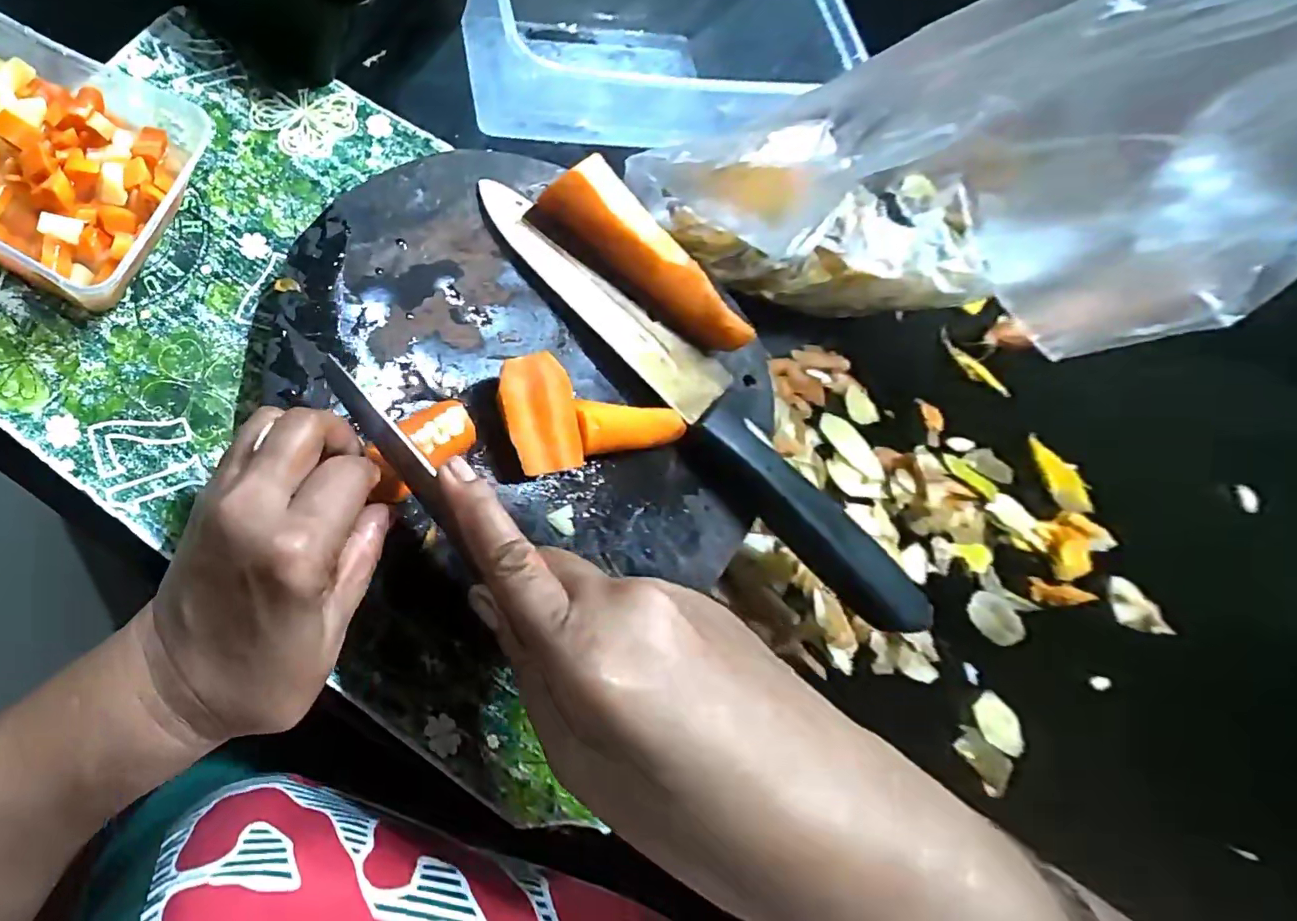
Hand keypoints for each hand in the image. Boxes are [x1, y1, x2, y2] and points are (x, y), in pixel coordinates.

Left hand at [140, 407, 390, 745]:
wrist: (175, 683)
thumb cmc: (263, 676)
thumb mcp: (330, 634)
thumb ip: (361, 559)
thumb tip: (382, 507)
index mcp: (296, 549)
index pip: (350, 471)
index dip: (373, 477)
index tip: (378, 495)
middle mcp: (255, 506)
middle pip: (307, 425)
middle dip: (341, 438)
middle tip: (350, 470)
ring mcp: (223, 493)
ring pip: (273, 419)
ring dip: (306, 432)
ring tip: (319, 467)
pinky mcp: (205, 491)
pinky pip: (246, 438)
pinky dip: (275, 440)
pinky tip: (288, 474)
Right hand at [435, 457, 1067, 920]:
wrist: (847, 830)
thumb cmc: (695, 824)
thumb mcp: (584, 765)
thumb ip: (532, 675)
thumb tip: (496, 607)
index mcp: (589, 648)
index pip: (513, 563)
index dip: (474, 513)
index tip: (449, 466)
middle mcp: (627, 599)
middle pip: (551, 571)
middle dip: (529, 594)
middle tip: (538, 657)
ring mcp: (673, 593)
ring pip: (594, 591)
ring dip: (580, 622)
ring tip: (617, 698)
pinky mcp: (706, 601)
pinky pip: (635, 604)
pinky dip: (621, 630)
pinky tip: (661, 691)